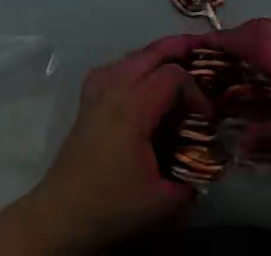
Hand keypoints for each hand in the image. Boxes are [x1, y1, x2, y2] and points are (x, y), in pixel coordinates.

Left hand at [22, 34, 211, 251]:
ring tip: (180, 67)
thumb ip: (192, 178)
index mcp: (133, 107)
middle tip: (205, 60)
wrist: (56, 220)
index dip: (196, 91)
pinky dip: (135, 64)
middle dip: (183, 51)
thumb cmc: (108, 206)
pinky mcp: (87, 100)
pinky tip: (142, 79)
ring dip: (160, 56)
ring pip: (135, 55)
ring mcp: (97, 91)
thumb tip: (214, 163)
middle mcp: (115, 89)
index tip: (205, 117)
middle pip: (154, 51)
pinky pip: (116, 66)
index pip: (175, 75)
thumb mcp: (159, 201)